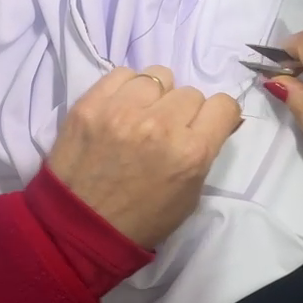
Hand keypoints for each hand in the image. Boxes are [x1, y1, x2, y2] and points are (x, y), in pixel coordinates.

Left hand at [47, 66, 242, 247]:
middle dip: (183, 111)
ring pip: (158, 76)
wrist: (79, 229)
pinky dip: (127, 88)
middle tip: (166, 132)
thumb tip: (212, 121)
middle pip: (190, 93)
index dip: (217, 116)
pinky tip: (120, 110)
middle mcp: (161, 124)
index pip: (223, 105)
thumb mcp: (190, 194)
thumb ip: (204, 151)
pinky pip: (123, 74)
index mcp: (191, 152)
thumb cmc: (142, 219)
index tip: (205, 125)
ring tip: (140, 118)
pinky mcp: (91, 104)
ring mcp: (123, 111)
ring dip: (156, 96)